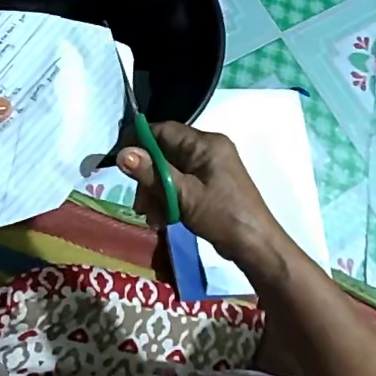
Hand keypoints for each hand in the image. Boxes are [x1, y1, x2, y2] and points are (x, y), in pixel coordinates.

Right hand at [117, 121, 291, 266]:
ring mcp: (212, 166)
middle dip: (149, 177)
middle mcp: (210, 148)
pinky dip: (170, 198)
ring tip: (153, 218)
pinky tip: (164, 219)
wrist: (255, 244)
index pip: (165, 130)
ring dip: (158, 192)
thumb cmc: (221, 215)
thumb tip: (123, 154)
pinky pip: (182, 182)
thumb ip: (152, 173)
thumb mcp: (183, 195)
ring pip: (172, 170)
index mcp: (207, 143)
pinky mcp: (211, 183)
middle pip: (166, 152)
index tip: (120, 163)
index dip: (140, 142)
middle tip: (141, 205)